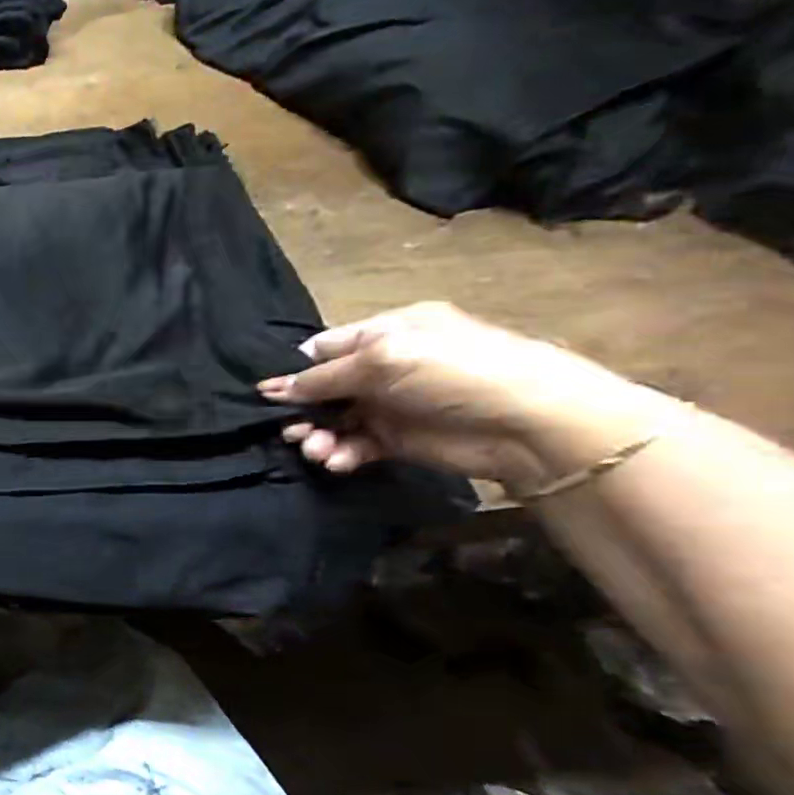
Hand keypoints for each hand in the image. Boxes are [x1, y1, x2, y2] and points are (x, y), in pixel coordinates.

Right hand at [256, 302, 674, 489]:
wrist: (526, 423)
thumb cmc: (451, 371)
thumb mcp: (383, 358)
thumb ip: (324, 377)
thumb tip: (272, 388)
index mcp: (383, 332)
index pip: (323, 349)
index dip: (295, 372)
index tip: (267, 395)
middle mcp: (383, 366)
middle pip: (324, 388)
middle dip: (303, 409)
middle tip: (290, 431)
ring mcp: (391, 405)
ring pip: (336, 420)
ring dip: (319, 435)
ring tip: (314, 450)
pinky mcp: (399, 441)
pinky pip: (356, 445)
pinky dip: (341, 454)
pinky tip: (336, 461)